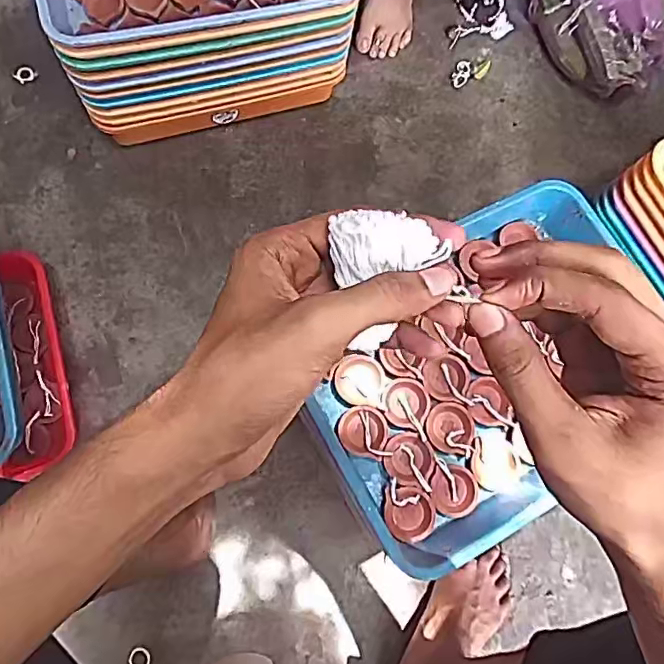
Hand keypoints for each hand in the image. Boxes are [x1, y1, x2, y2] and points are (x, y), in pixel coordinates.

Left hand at [161, 213, 462, 484]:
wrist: (210, 437)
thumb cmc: (241, 376)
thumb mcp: (317, 326)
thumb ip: (380, 297)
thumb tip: (433, 278)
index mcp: (278, 254)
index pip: (351, 227)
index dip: (402, 231)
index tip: (445, 239)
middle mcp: (288, 277)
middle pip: (363, 262)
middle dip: (412, 276)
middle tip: (454, 285)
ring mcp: (300, 314)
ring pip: (366, 299)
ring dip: (407, 309)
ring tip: (449, 320)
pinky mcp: (309, 347)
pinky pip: (359, 330)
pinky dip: (390, 335)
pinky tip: (420, 345)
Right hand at [463, 241, 663, 545]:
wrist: (631, 517)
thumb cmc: (605, 489)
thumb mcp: (555, 436)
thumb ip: (519, 369)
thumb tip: (480, 312)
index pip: (609, 301)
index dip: (545, 285)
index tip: (489, 292)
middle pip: (608, 273)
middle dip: (541, 263)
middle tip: (483, 266)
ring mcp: (648, 338)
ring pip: (592, 278)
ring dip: (535, 273)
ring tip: (484, 278)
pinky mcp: (619, 342)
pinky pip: (575, 303)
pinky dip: (535, 298)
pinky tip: (502, 299)